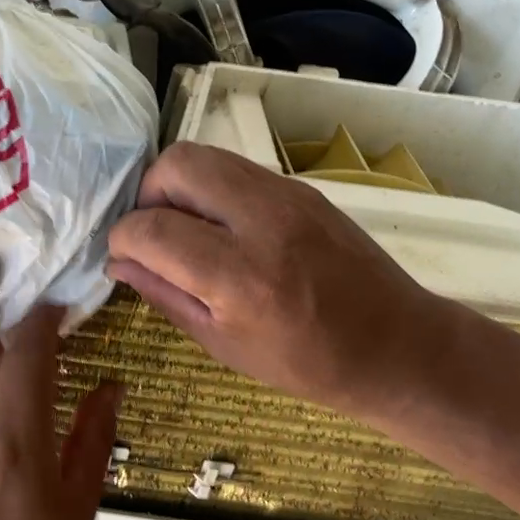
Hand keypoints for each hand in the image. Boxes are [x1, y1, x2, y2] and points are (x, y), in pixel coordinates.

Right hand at [105, 142, 447, 413]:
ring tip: (184, 226)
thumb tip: (120, 261)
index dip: (123, 238)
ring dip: (177, 185)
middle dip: (147, 194)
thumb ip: (164, 295)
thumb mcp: (224, 345)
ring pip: (203, 155)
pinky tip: (219, 225)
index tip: (122, 255)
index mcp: (242, 278)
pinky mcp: (299, 186)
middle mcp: (263, 222)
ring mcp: (286, 195)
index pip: (153, 228)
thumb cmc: (309, 364)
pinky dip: (210, 187)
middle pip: (176, 166)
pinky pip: (234, 167)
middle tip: (153, 232)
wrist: (399, 346)